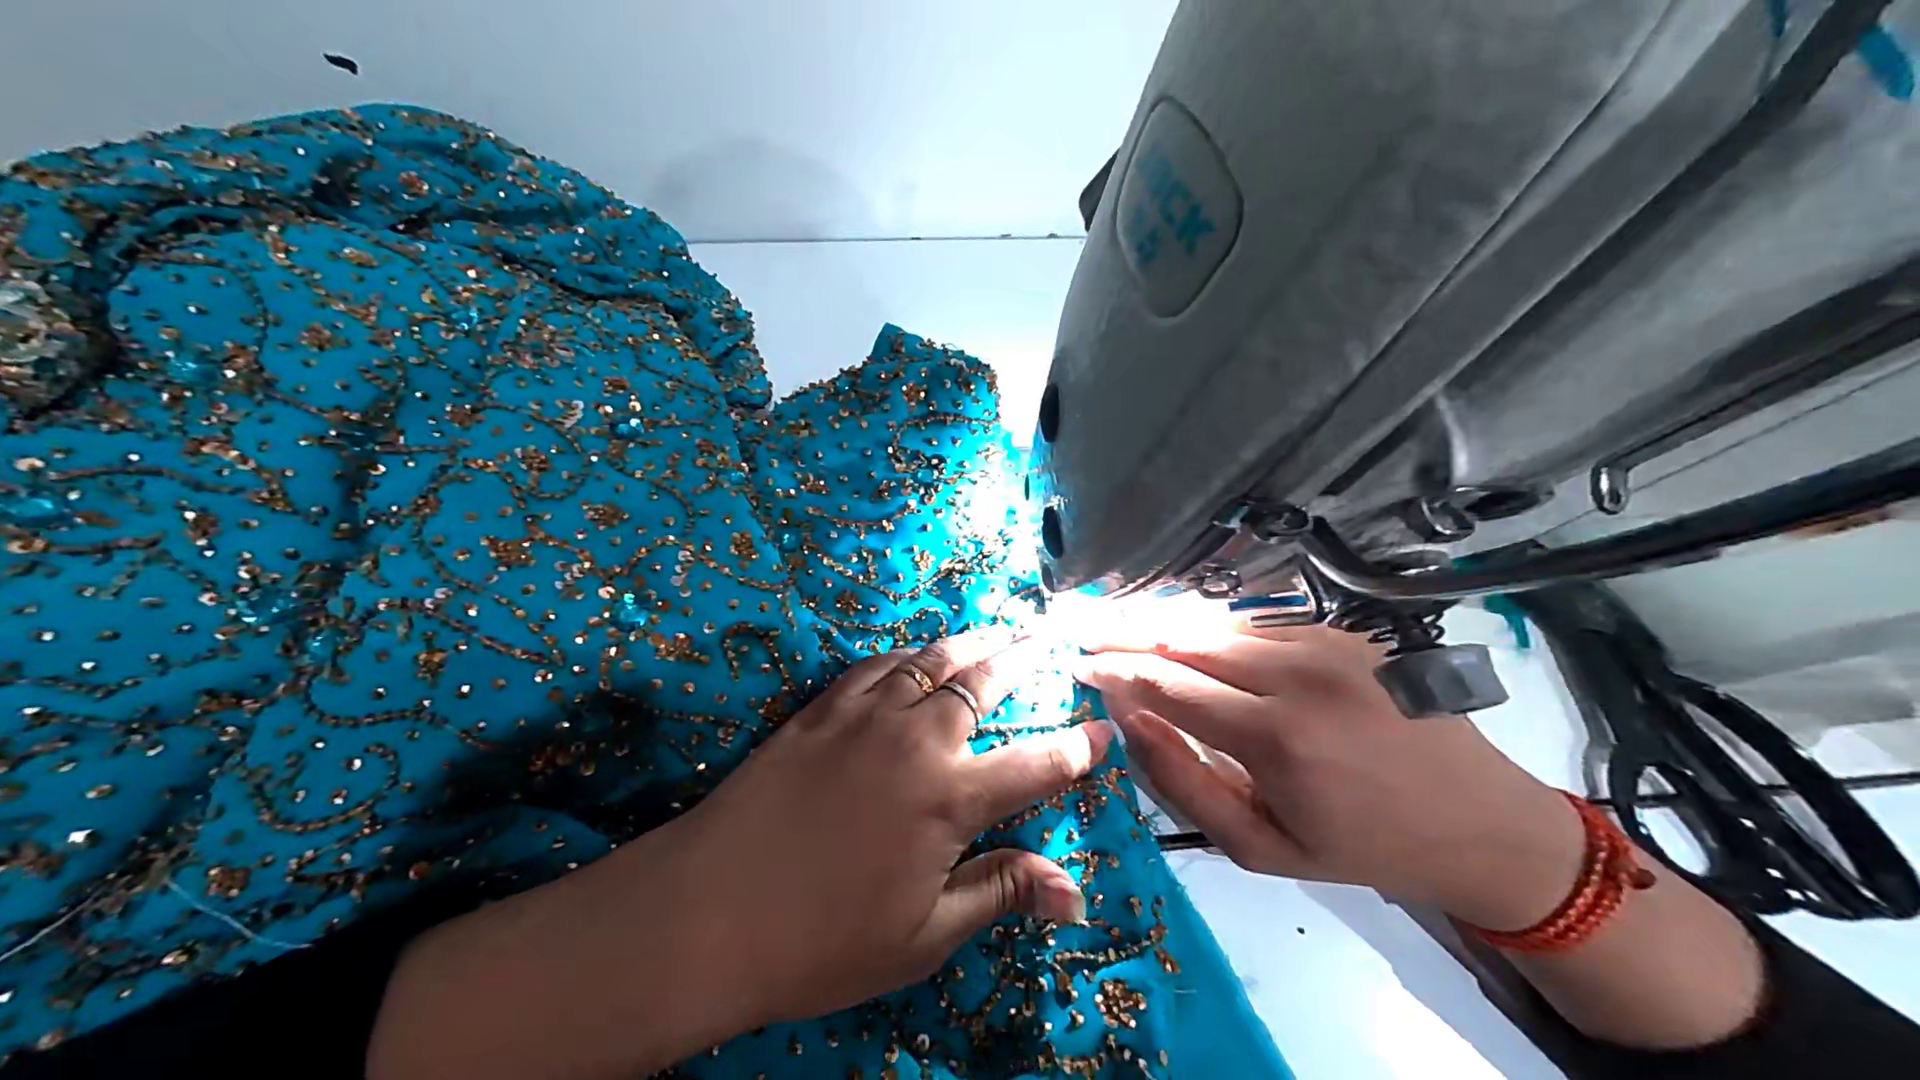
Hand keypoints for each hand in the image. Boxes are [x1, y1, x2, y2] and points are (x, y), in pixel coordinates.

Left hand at [659, 626, 1110, 1025]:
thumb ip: (1000, 894)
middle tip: (1046, 638)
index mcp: (952, 798)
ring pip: (933, 660)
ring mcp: (866, 715)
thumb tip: (1076, 894)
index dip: (1079, 747)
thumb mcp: (924, 936)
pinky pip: (877, 664)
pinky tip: (917, 651)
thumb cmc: (823, 939)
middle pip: (984, 684)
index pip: (1038, 764)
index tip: (1104, 731)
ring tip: (996, 627)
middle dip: (1023, 658)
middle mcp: (917, 740)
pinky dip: (909, 652)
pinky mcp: (822, 708)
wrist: (708, 910)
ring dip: (971, 641)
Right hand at [1074, 623, 1582, 930]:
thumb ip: (1183, 783)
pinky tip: (1179, 629)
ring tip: (1116, 622)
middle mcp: (1298, 674)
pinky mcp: (1341, 631)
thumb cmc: (1362, 845)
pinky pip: (1253, 624)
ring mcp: (1325, 643)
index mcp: (1277, 736)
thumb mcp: (1260, 846)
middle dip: (1124, 632)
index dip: (1115, 672)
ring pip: (1215, 622)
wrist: (1481, 821)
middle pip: (1184, 637)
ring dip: (1160, 621)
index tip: (1079, 666)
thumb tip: (1127, 722)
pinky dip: (1207, 627)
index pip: (1167, 685)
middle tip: (1081, 629)